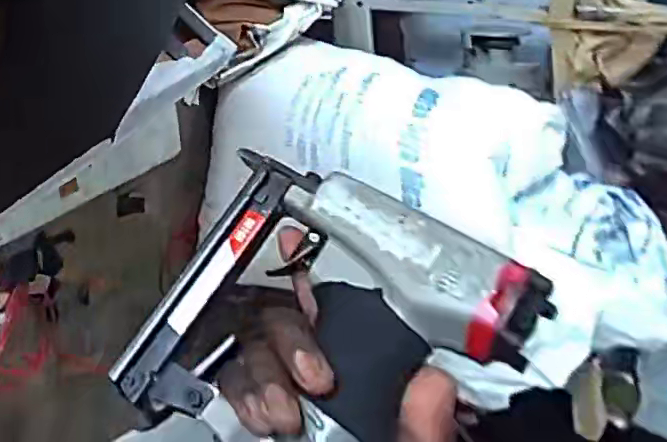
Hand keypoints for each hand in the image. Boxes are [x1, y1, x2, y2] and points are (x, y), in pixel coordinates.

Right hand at [220, 228, 457, 439]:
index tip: (295, 243)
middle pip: (283, 318)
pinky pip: (230, 380)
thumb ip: (426, 433)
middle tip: (315, 378)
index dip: (310, 269)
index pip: (335, 310)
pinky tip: (259, 413)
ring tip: (280, 412)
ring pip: (250, 345)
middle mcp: (318, 373)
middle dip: (290, 338)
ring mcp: (281, 389)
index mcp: (366, 377)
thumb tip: (436, 381)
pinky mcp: (251, 408)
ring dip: (261, 370)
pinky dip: (239, 390)